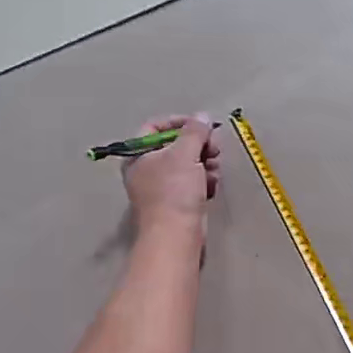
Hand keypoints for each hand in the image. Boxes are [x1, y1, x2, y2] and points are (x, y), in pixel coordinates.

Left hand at [122, 113, 220, 233]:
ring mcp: (161, 188)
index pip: (155, 127)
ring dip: (205, 163)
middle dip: (198, 145)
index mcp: (138, 155)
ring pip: (187, 165)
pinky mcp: (176, 203)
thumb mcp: (185, 153)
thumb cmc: (174, 190)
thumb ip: (195, 131)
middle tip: (214, 149)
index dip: (179, 122)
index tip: (201, 125)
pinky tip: (212, 186)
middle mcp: (146, 170)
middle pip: (175, 146)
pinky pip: (192, 184)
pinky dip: (204, 181)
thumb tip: (202, 116)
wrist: (176, 236)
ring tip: (215, 170)